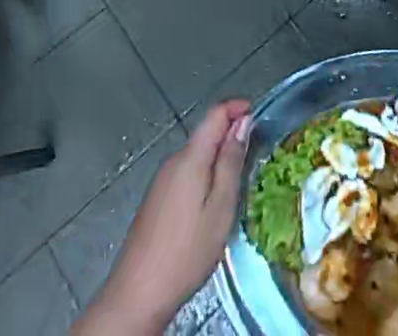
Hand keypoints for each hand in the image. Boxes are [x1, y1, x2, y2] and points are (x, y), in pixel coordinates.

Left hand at [80, 102, 252, 333]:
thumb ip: (231, 162)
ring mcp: (163, 179)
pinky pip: (187, 171)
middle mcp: (173, 160)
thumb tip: (242, 123)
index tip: (258, 114)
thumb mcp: (220, 206)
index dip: (236, 108)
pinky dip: (205, 172)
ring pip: (196, 154)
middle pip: (205, 133)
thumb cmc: (187, 250)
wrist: (139, 290)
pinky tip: (214, 198)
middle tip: (256, 149)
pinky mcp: (158, 197)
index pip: (214, 114)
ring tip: (241, 176)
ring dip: (218, 154)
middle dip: (230, 132)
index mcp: (190, 157)